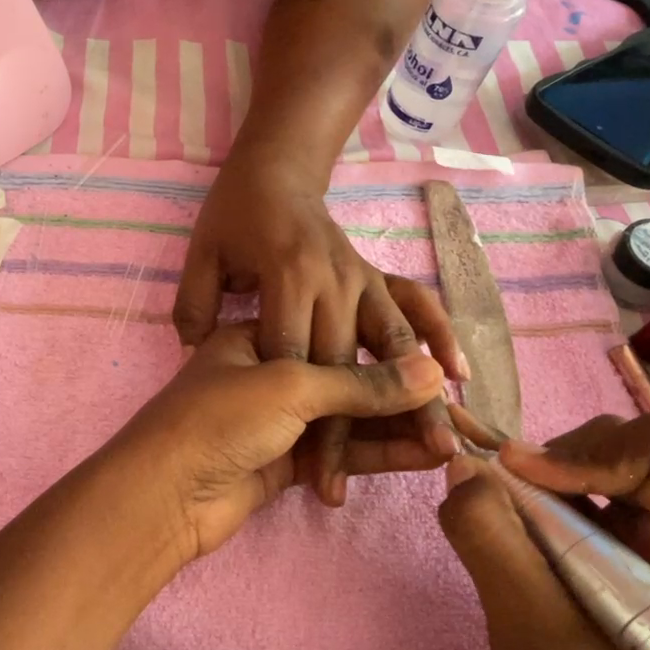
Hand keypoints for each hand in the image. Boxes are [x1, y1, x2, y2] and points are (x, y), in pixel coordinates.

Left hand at [109, 323, 452, 564]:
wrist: (162, 492)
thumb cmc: (217, 418)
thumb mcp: (288, 386)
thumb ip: (360, 382)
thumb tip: (433, 374)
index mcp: (262, 328)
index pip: (337, 328)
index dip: (389, 347)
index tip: (440, 366)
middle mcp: (273, 366)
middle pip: (350, 372)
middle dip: (402, 395)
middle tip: (455, 415)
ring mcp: (279, 414)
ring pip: (350, 414)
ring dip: (397, 428)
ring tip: (448, 444)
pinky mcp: (286, 457)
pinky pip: (340, 447)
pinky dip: (378, 452)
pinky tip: (421, 457)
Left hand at [174, 158, 465, 503]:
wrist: (274, 166)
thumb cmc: (233, 214)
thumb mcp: (202, 255)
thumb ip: (197, 304)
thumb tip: (192, 348)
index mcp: (285, 275)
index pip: (294, 351)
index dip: (295, 407)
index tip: (304, 462)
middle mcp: (330, 279)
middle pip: (345, 362)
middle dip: (354, 425)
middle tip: (354, 483)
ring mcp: (358, 278)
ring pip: (391, 344)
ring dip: (414, 397)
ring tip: (442, 443)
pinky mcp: (373, 280)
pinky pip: (413, 310)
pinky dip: (439, 338)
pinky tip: (457, 376)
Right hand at [437, 412, 649, 649]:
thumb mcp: (528, 625)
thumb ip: (491, 539)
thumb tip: (460, 465)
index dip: (584, 452)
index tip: (515, 475)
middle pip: (630, 448)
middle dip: (557, 463)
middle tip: (507, 501)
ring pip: (603, 461)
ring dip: (543, 478)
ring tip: (511, 521)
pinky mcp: (637, 551)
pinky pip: (587, 490)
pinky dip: (540, 494)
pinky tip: (516, 523)